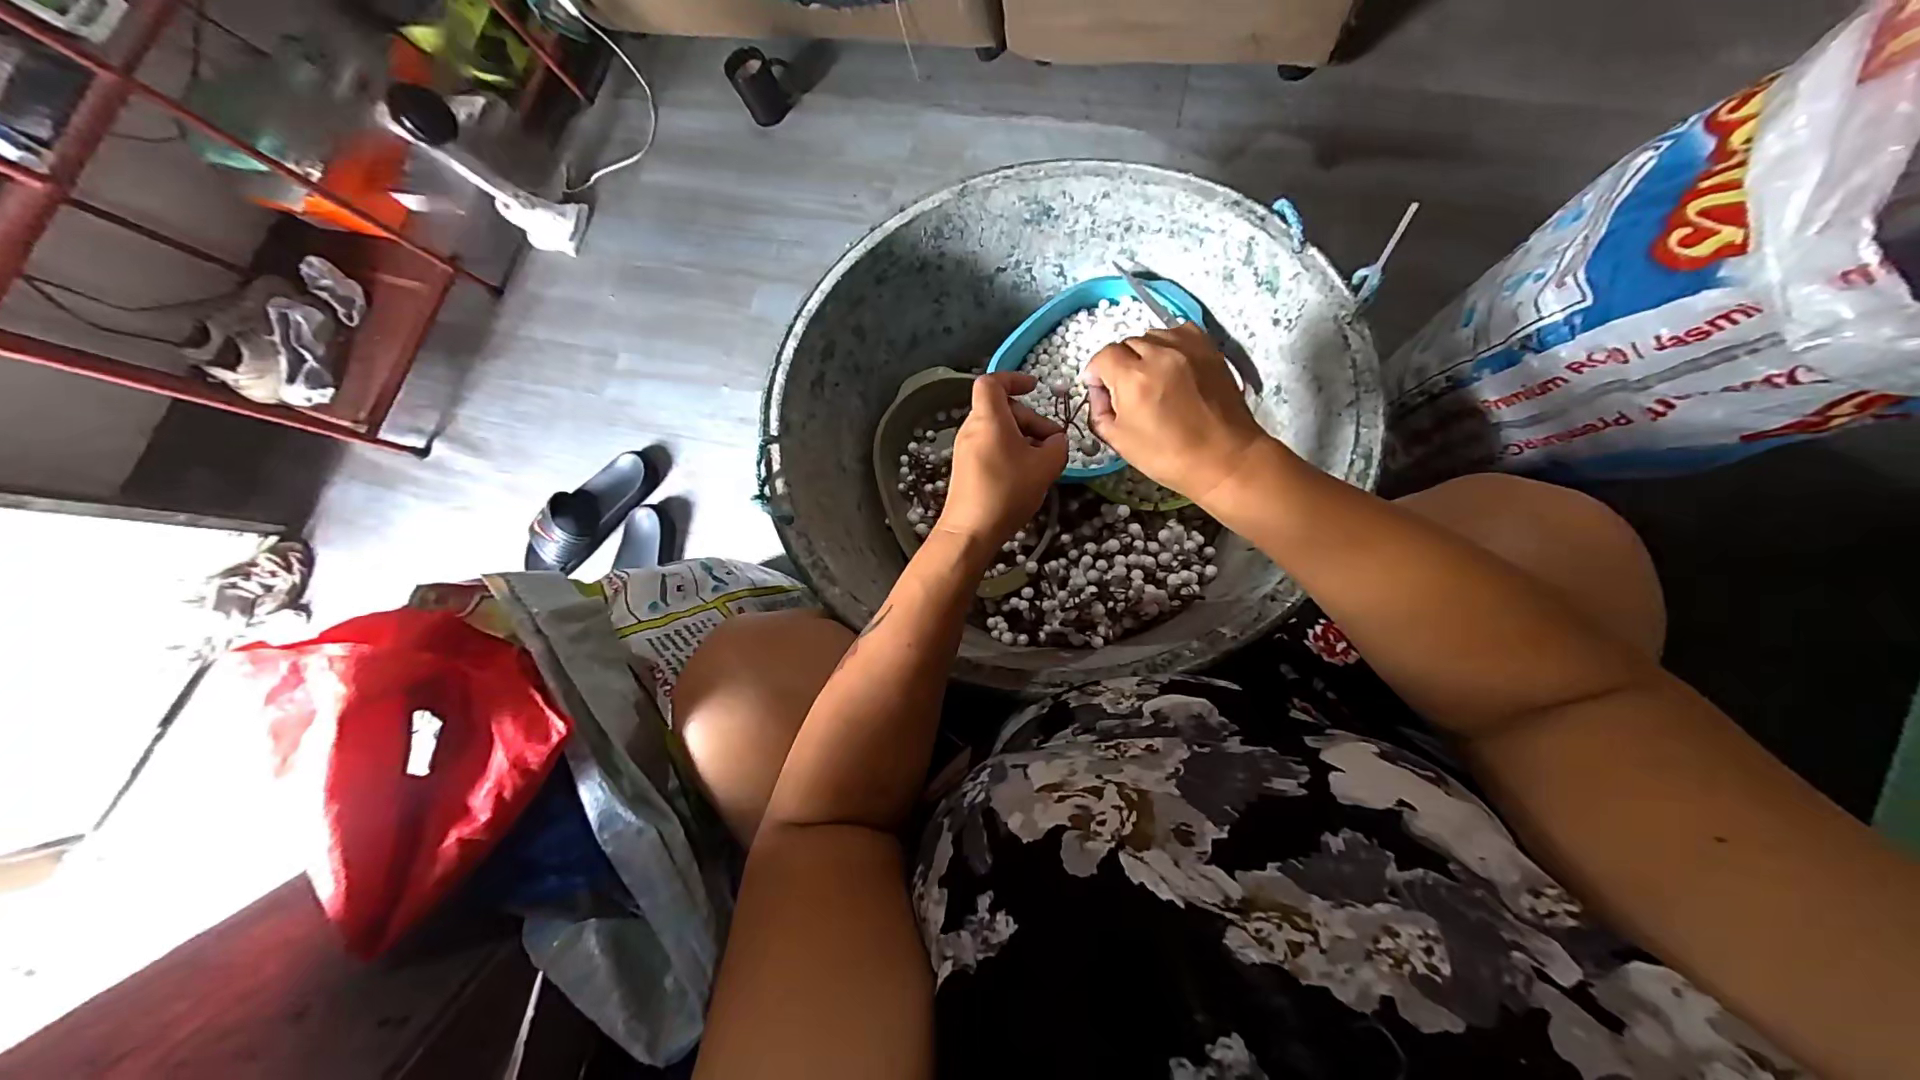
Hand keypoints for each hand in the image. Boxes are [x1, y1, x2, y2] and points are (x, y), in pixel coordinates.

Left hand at [938, 371, 1066, 547]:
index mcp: (988, 418)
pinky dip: (1010, 451)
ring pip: (998, 430)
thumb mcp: (1045, 467)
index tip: (1034, 386)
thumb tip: (1056, 441)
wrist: (970, 531)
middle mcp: (972, 428)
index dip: (1013, 378)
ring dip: (1023, 438)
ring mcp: (965, 449)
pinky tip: (1025, 475)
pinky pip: (990, 447)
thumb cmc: (1007, 492)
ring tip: (1042, 462)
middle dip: (1030, 419)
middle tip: (1051, 442)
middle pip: (1002, 409)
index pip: (992, 382)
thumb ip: (1058, 446)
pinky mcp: (965, 467)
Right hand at [1086, 324, 1273, 503]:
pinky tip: (1172, 365)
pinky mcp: (1209, 349)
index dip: (1096, 373)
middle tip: (1127, 391)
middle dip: (1120, 365)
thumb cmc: (1170, 456)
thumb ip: (1099, 411)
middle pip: (1126, 344)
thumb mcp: (1120, 441)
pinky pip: (1180, 332)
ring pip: (1152, 336)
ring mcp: (1188, 348)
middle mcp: (1160, 355)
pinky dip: (1170, 344)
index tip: (1101, 389)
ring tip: (1153, 379)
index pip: (1103, 356)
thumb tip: (1099, 393)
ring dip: (1145, 354)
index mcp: (1133, 379)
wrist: (1224, 458)